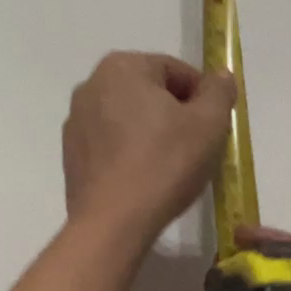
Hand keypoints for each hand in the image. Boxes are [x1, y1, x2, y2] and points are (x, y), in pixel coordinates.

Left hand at [62, 51, 237, 238]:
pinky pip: (110, 146)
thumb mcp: (209, 124)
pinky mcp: (70, 156)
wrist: (112, 223)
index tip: (213, 126)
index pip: (176, 71)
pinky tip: (144, 180)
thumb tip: (219, 77)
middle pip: (149, 93)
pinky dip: (129, 155)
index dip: (202, 97)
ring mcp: (75, 123)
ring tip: (170, 167)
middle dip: (174, 115)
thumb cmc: (164, 165)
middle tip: (196, 147)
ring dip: (151, 135)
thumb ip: (219, 92)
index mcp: (121, 66)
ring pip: (128, 120)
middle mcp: (90, 86)